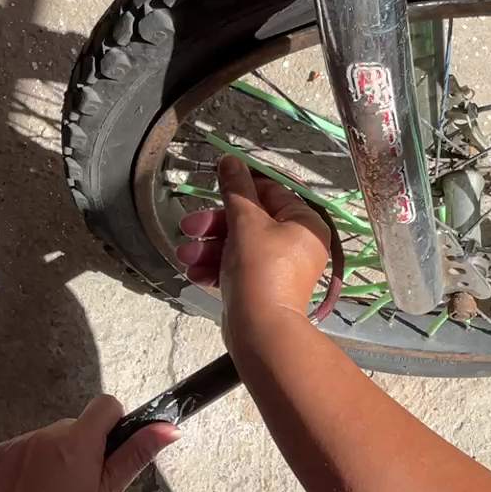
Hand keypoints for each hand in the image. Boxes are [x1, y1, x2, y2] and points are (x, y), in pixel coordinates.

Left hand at [0, 396, 178, 491]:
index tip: (106, 453)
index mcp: (77, 443)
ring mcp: (13, 445)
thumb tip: (169, 427)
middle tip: (76, 490)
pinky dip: (23, 469)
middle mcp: (43, 436)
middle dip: (79, 450)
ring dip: (50, 460)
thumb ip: (136, 455)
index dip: (112, 426)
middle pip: (73, 427)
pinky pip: (17, 452)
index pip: (105, 405)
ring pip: (45, 441)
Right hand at [177, 156, 331, 331]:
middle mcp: (296, 244)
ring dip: (208, 248)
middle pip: (250, 220)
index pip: (272, 191)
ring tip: (185, 256)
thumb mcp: (245, 222)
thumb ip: (236, 189)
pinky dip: (216, 268)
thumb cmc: (260, 271)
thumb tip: (231, 160)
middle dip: (214, 225)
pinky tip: (195, 272)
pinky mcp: (261, 288)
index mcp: (304, 223)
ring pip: (238, 246)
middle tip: (189, 226)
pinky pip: (237, 269)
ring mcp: (279, 269)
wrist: (259, 331)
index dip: (241, 185)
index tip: (217, 180)